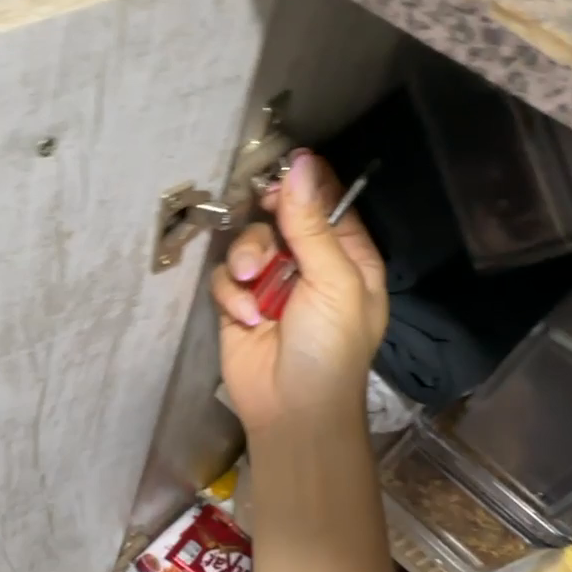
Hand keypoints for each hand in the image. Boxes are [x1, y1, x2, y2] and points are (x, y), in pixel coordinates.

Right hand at [211, 150, 387, 434]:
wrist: (293, 410)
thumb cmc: (330, 347)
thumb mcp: (333, 281)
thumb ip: (311, 223)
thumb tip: (300, 161)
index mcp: (346, 256)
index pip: (325, 203)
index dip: (302, 188)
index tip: (278, 182)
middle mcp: (308, 264)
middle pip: (278, 218)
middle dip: (266, 229)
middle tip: (262, 236)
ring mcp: (271, 284)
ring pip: (246, 244)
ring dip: (245, 262)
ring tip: (251, 288)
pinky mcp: (238, 304)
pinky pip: (225, 278)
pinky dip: (231, 295)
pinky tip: (245, 318)